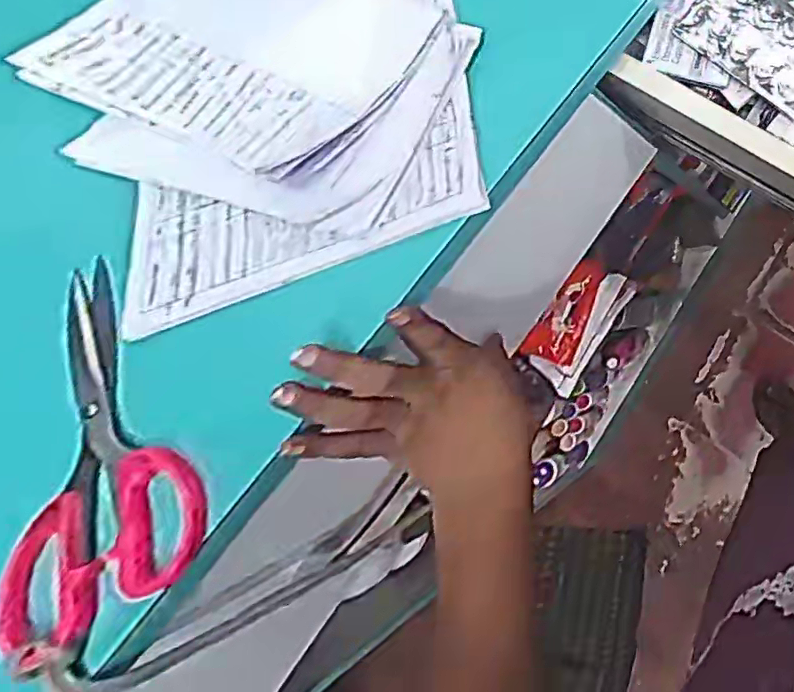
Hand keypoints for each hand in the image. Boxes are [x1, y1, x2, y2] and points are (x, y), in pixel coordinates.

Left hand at [271, 307, 533, 504]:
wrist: (490, 480)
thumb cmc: (508, 428)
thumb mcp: (509, 383)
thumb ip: (491, 360)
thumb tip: (488, 341)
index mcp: (459, 371)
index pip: (433, 341)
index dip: (414, 326)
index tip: (393, 313)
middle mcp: (425, 393)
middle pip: (378, 377)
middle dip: (338, 365)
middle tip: (302, 355)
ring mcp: (405, 422)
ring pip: (357, 410)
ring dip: (316, 403)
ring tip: (283, 393)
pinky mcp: (394, 448)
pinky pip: (354, 447)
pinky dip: (321, 446)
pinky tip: (292, 444)